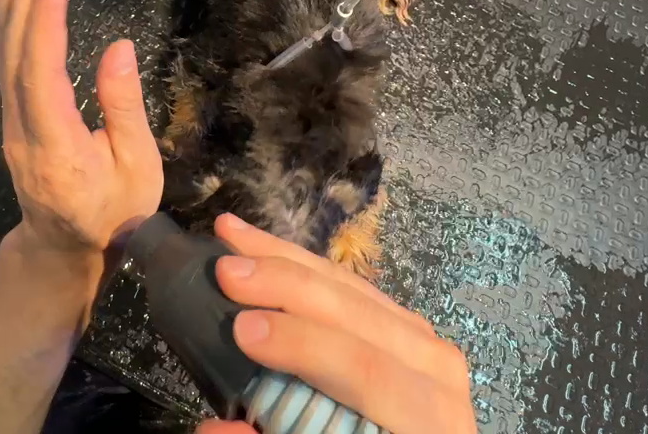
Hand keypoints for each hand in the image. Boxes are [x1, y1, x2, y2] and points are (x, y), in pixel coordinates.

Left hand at [0, 0, 163, 267]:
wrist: (64, 247)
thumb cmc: (113, 212)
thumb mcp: (138, 170)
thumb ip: (125, 110)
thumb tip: (120, 48)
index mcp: (57, 144)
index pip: (44, 74)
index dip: (45, 21)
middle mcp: (24, 125)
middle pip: (18, 50)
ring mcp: (12, 118)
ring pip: (5, 48)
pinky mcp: (12, 111)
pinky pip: (0, 60)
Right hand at [195, 214, 476, 433]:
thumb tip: (213, 428)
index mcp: (426, 421)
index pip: (366, 370)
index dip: (304, 345)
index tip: (242, 329)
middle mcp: (434, 371)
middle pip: (357, 312)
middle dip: (286, 285)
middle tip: (226, 269)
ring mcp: (421, 338)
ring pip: (347, 283)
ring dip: (283, 256)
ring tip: (230, 233)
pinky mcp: (400, 319)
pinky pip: (345, 281)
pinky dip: (297, 260)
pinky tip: (260, 243)